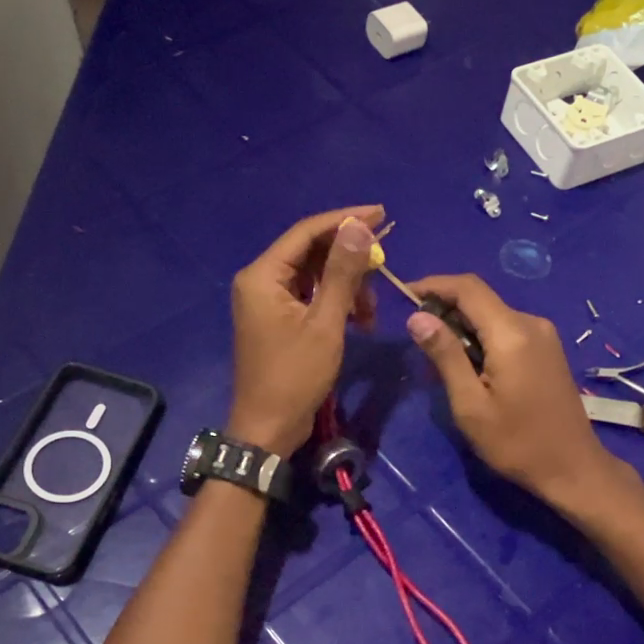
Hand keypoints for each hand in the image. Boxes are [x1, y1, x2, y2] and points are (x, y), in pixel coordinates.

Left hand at [226, 206, 383, 454]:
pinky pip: (309, 298)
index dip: (344, 220)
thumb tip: (360, 227)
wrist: (268, 429)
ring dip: (346, 287)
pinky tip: (358, 321)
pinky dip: (335, 304)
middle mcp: (260, 282)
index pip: (306, 232)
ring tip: (370, 313)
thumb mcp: (325, 324)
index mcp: (263, 276)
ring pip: (313, 277)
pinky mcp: (277, 322)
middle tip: (383, 268)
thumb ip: (342, 273)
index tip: (381, 214)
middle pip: (309, 252)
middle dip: (348, 260)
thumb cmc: (294, 378)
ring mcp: (267, 303)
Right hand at [405, 274, 634, 508]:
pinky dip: (481, 340)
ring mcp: (544, 336)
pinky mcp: (548, 350)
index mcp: (511, 332)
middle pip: (480, 300)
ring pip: (492, 317)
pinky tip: (468, 369)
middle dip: (445, 311)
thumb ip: (445, 356)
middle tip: (416, 342)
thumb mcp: (470, 404)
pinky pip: (507, 332)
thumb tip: (417, 317)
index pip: (468, 287)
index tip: (404, 296)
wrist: (572, 468)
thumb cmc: (516, 443)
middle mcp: (531, 323)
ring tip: (437, 363)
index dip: (433, 285)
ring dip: (462, 329)